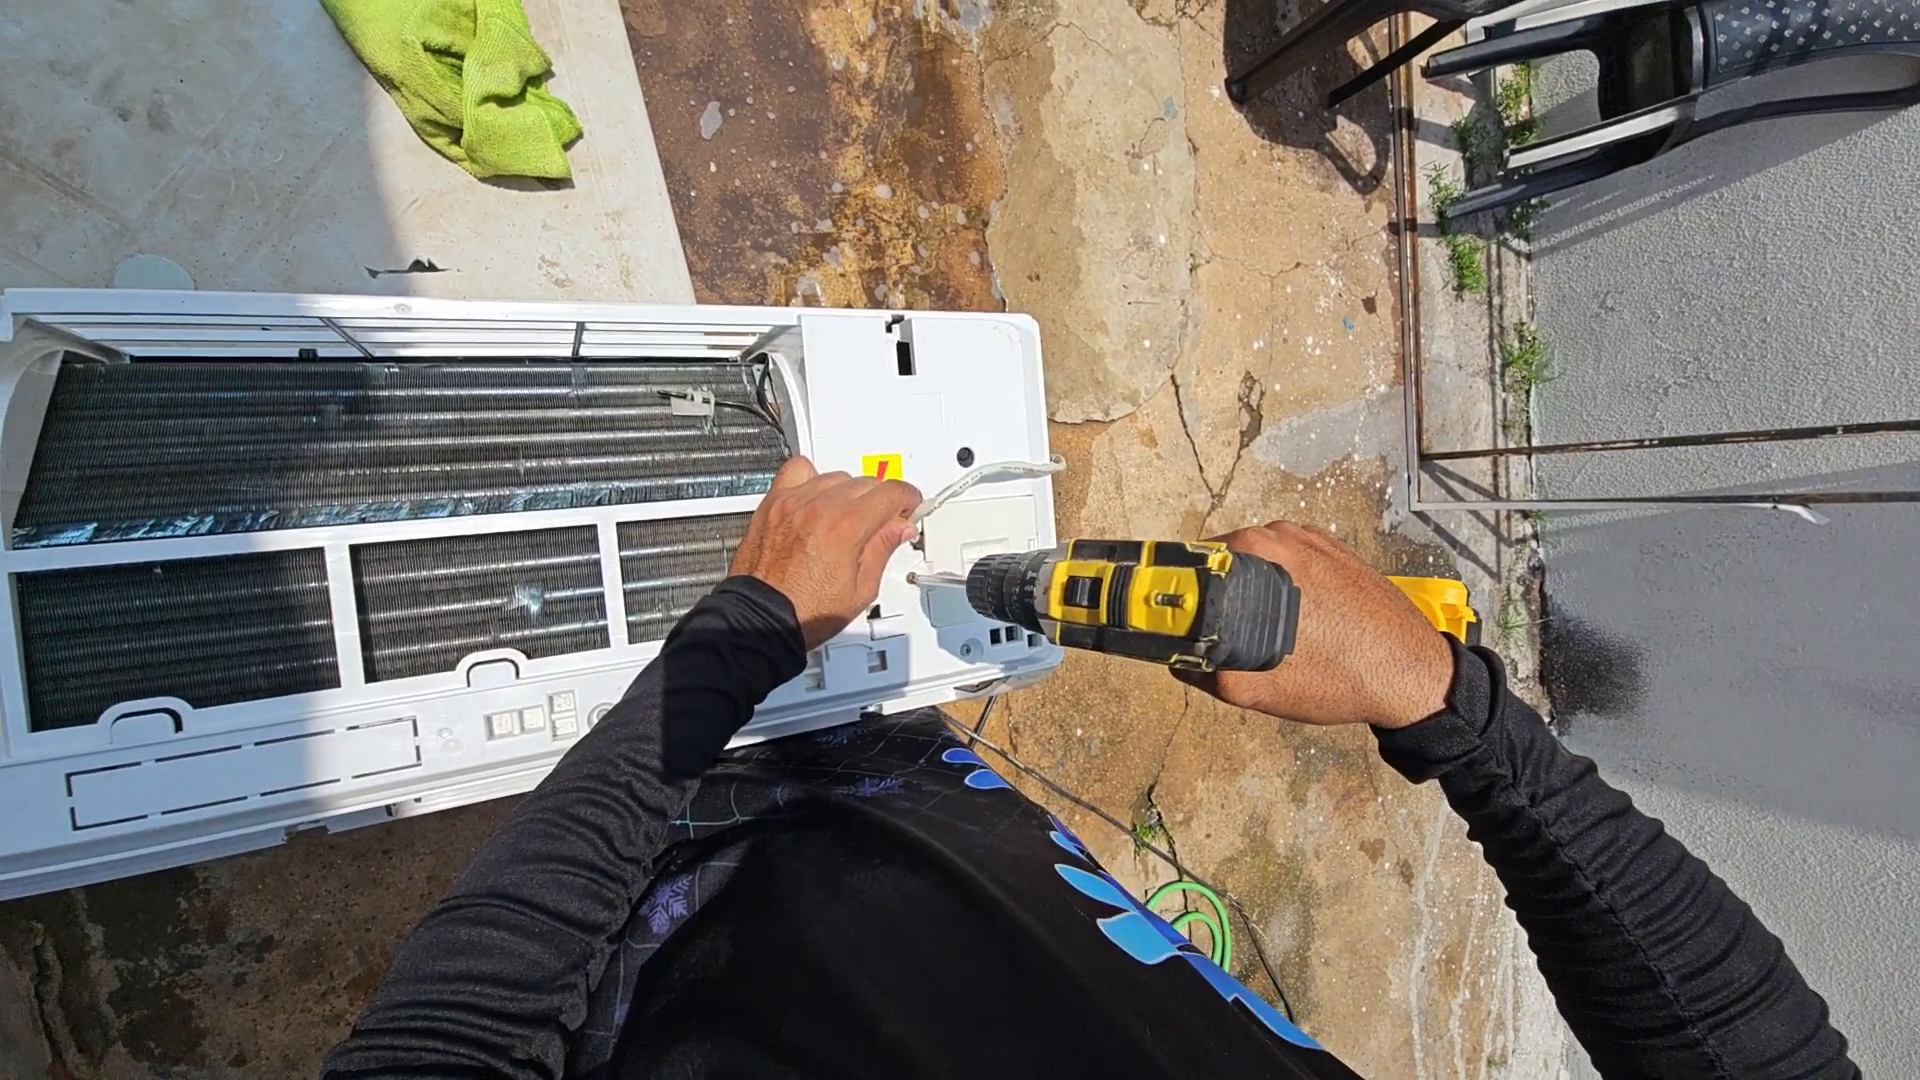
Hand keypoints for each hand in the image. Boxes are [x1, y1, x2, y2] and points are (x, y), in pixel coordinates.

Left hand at [729, 456, 922, 649]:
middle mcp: (819, 507)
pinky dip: (811, 478)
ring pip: (836, 476)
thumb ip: (883, 550)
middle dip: (881, 500)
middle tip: (883, 521)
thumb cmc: (804, 612)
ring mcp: (793, 503)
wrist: (761, 619)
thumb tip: (899, 528)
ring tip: (849, 515)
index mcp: (846, 527)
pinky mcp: (773, 505)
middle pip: (867, 482)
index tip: (909, 506)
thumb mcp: (861, 590)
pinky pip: (796, 471)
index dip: (908, 499)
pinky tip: (817, 496)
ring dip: (849, 491)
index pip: (891, 492)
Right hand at [1180, 522, 1454, 729]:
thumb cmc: (1339, 678)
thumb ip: (1201, 670)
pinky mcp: (1335, 551)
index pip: (1191, 563)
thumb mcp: (1253, 689)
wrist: (1416, 677)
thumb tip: (1176, 658)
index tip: (1183, 621)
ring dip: (1250, 591)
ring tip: (1263, 631)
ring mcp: (1311, 539)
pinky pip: (1287, 565)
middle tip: (1226, 634)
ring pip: (1254, 562)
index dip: (1182, 594)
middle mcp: (1281, 534)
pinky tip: (1295, 620)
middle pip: (1221, 561)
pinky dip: (1281, 587)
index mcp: (1256, 550)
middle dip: (1216, 594)